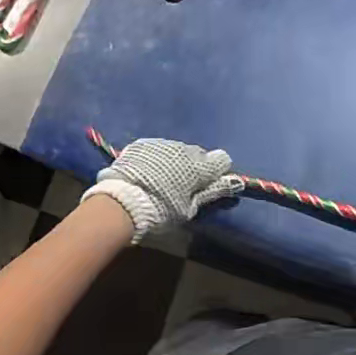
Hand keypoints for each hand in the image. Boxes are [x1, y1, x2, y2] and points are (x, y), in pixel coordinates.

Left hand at [82, 137, 241, 242]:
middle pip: (198, 153)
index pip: (221, 160)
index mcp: (199, 166)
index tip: (206, 185)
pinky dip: (156, 158)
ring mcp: (161, 144)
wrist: (121, 201)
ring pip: (176, 150)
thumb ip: (211, 192)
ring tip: (161, 179)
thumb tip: (234, 183)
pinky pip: (157, 149)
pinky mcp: (141, 144)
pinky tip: (146, 172)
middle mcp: (183, 149)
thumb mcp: (188, 208)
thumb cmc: (160, 210)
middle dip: (194, 166)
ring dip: (174, 161)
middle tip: (181, 185)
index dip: (216, 173)